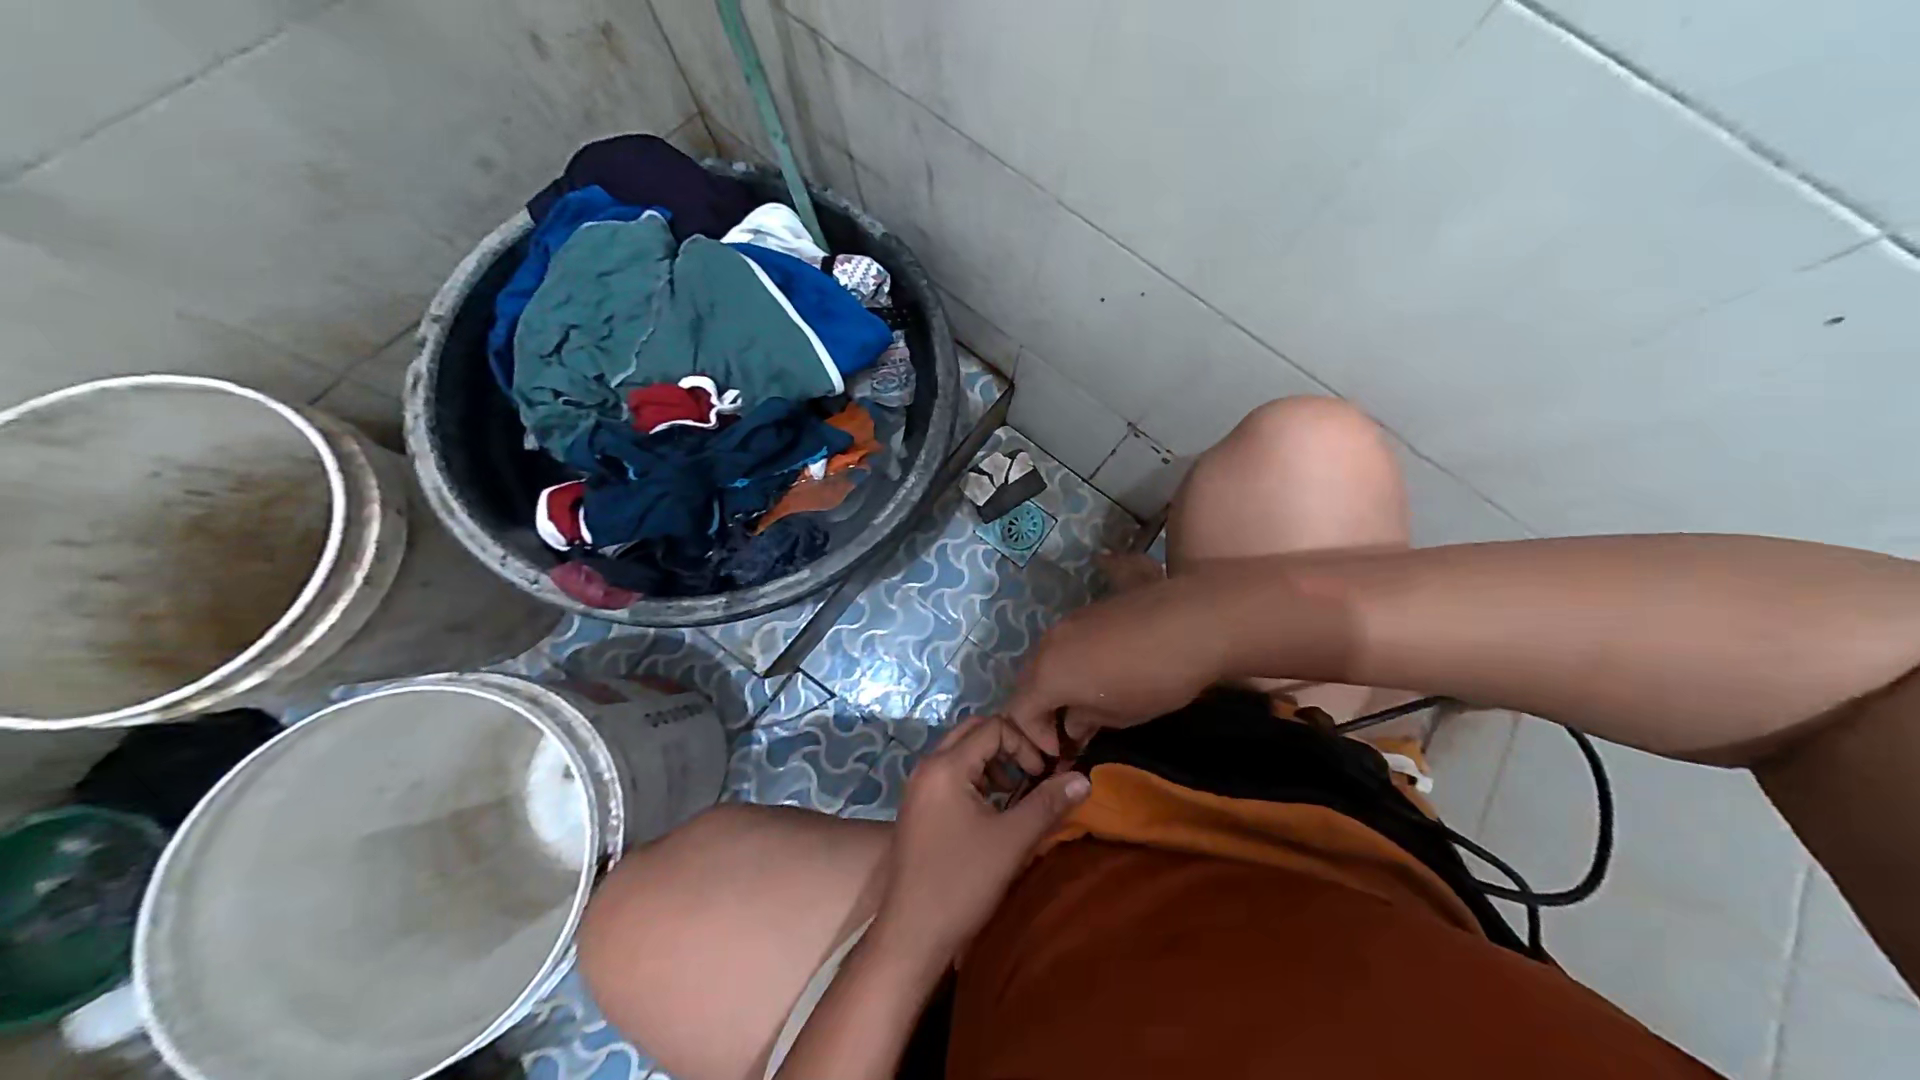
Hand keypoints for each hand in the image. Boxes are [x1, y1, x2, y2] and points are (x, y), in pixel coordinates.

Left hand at [878, 715, 1091, 955]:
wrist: (911, 934)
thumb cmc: (962, 883)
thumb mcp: (1012, 840)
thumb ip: (1048, 803)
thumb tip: (1085, 778)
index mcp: (945, 766)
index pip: (993, 727)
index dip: (1024, 745)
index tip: (1042, 776)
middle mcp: (928, 767)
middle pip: (974, 732)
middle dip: (1008, 746)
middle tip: (1031, 774)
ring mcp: (919, 787)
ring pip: (961, 753)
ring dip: (993, 763)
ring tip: (1016, 793)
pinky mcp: (919, 807)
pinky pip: (951, 774)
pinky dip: (977, 779)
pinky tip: (994, 810)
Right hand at [1005, 574, 1230, 755]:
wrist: (1194, 621)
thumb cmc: (1153, 680)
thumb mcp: (1118, 715)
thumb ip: (1084, 721)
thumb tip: (1071, 724)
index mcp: (1047, 674)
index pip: (1019, 712)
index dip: (1033, 738)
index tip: (1060, 753)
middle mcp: (1047, 643)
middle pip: (1028, 683)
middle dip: (1041, 711)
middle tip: (1066, 733)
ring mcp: (1068, 622)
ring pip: (1047, 660)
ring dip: (1057, 685)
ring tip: (1085, 703)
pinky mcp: (1089, 610)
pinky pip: (1067, 643)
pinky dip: (1072, 664)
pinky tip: (1103, 674)